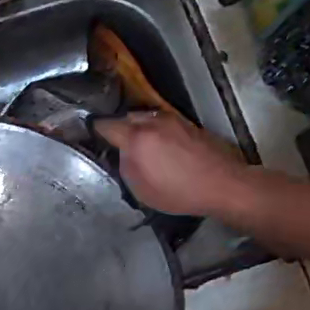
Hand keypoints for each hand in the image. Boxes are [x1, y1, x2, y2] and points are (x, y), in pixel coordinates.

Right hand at [94, 111, 249, 217]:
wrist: (222, 184)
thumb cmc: (179, 192)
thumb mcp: (140, 189)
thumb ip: (125, 166)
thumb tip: (121, 154)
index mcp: (136, 137)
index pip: (105, 125)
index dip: (93, 130)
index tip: (88, 136)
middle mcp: (152, 121)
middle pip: (125, 118)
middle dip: (117, 129)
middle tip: (113, 145)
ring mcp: (172, 120)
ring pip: (144, 117)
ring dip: (137, 128)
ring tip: (137, 146)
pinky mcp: (187, 124)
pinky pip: (161, 122)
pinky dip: (154, 131)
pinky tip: (158, 147)